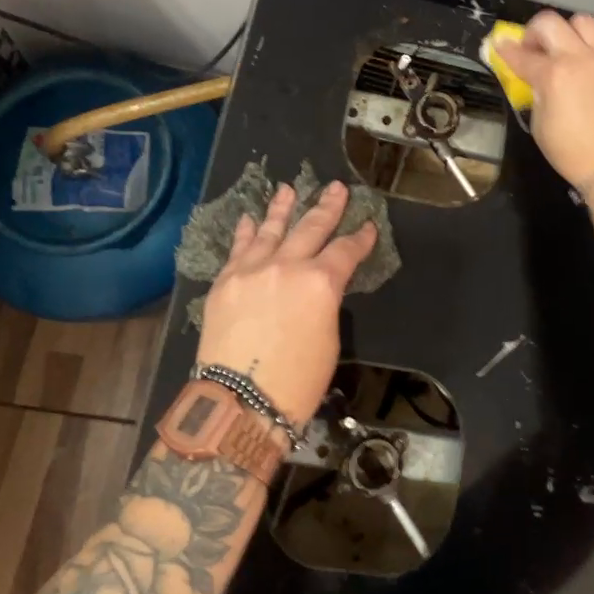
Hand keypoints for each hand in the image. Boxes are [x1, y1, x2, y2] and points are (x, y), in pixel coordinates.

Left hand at [194, 180, 376, 427]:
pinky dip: (246, 232)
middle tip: (336, 189)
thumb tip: (317, 290)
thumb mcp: (328, 339)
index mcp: (321, 282)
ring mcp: (251, 270)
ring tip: (288, 189)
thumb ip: (324, 303)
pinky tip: (250, 219)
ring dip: (282, 208)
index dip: (360, 238)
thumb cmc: (297, 383)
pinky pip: (238, 249)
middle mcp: (287, 265)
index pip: (346, 251)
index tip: (368, 226)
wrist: (238, 404)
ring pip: (270, 229)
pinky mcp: (225, 282)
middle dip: (327, 207)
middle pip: (311, 228)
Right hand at [493, 10, 593, 186]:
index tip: (501, 45)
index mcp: (554, 76)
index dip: (507, 50)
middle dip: (535, 32)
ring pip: (585, 22)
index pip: (522, 55)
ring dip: (570, 33)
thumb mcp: (540, 126)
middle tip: (535, 49)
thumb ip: (538, 94)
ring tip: (569, 50)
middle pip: (550, 23)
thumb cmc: (573, 153)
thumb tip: (538, 80)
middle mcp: (581, 59)